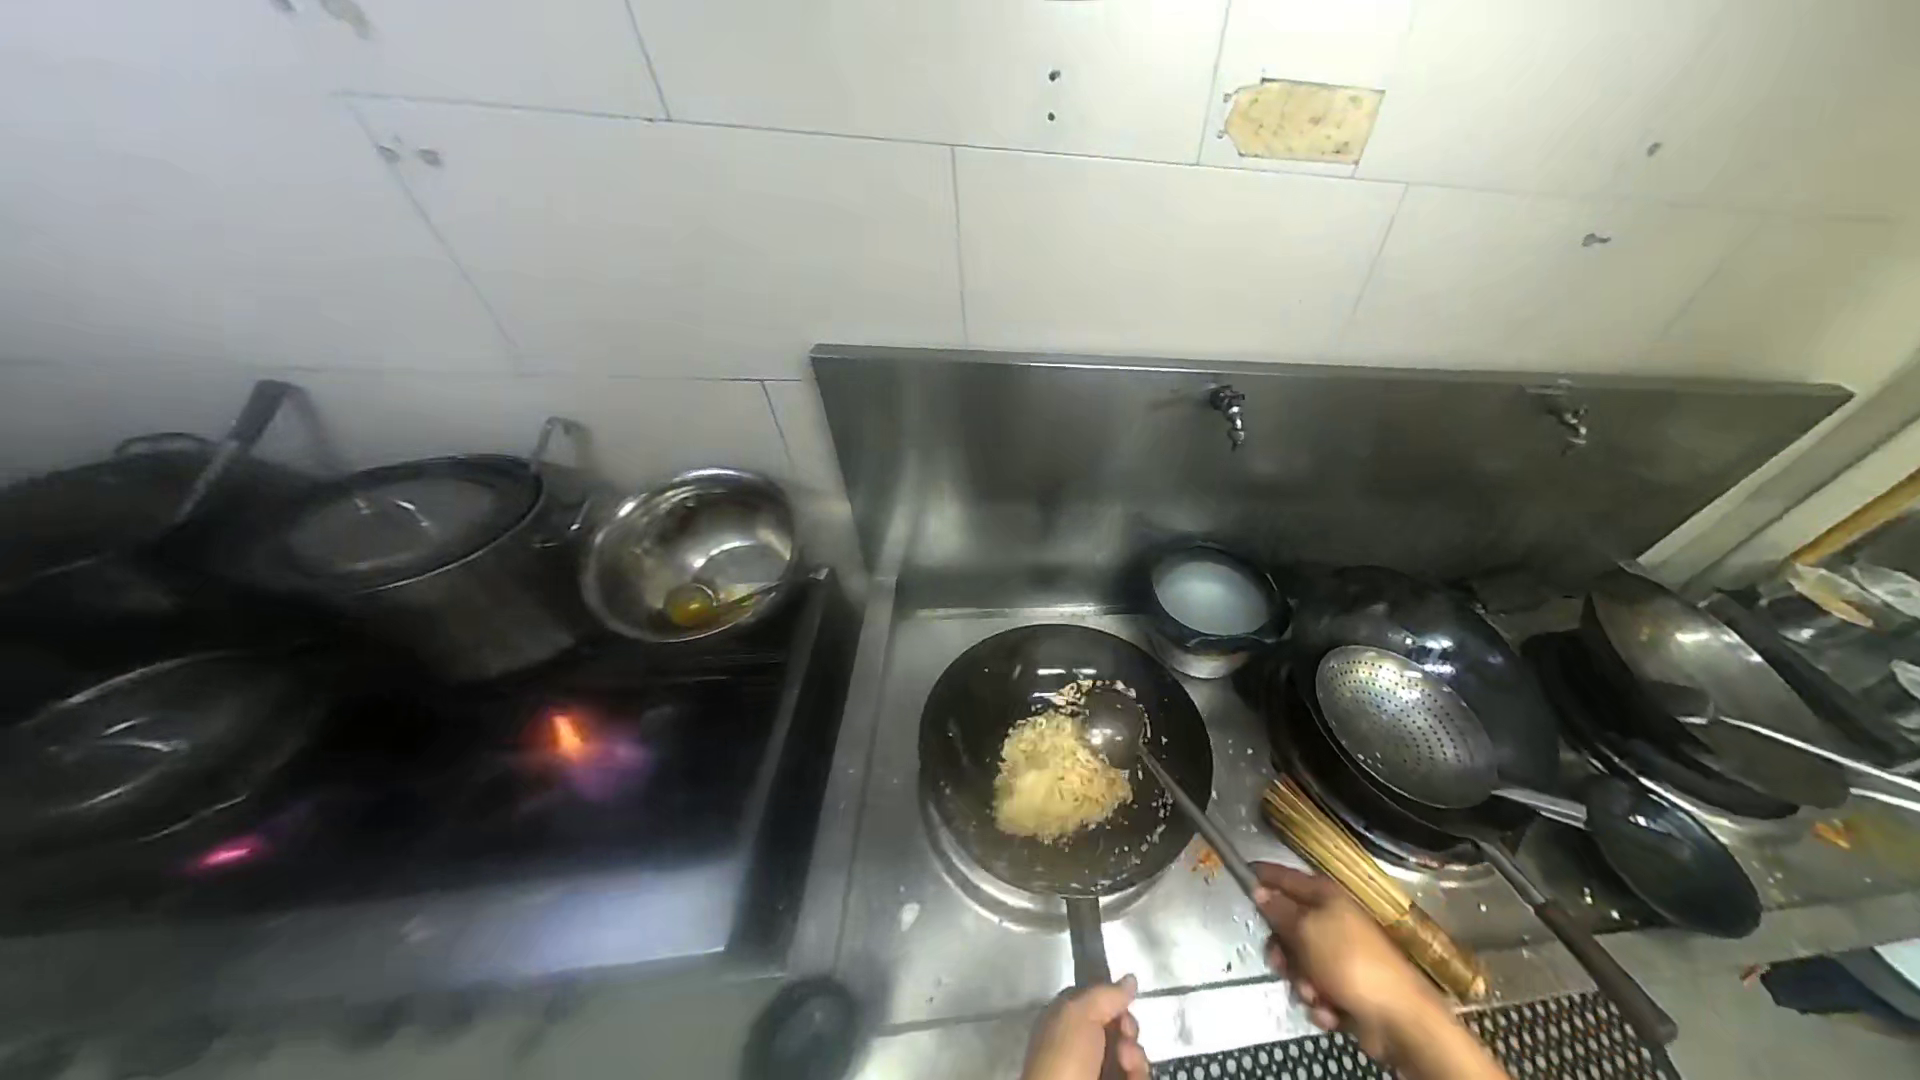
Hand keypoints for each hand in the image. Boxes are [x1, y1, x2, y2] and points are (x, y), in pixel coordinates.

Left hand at [1020, 975, 1149, 1079]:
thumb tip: (1131, 979)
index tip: (1124, 1002)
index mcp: (1065, 1020)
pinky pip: (1134, 1078)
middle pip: (1118, 1028)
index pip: (1095, 1001)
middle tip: (1125, 1035)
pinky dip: (1138, 1076)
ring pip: (1131, 1056)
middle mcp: (1082, 1045)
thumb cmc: (1064, 1057)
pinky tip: (1132, 1077)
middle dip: (1128, 1028)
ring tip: (1127, 1062)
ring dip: (1135, 1055)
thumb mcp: (1079, 1013)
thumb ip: (1106, 994)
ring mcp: (1099, 1073)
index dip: (1112, 999)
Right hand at [1252, 862, 1451, 1063]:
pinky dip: (1319, 1002)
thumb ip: (1277, 908)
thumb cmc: (1349, 961)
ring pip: (1298, 961)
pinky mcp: (1346, 987)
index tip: (1240, 873)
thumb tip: (1259, 889)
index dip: (1262, 874)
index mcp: (1324, 896)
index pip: (1284, 875)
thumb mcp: (1305, 929)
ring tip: (1313, 994)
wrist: (1401, 1020)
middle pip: (1287, 924)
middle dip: (1281, 949)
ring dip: (1300, 981)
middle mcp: (1332, 920)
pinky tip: (1330, 1010)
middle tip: (1279, 962)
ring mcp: (1340, 955)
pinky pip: (1316, 988)